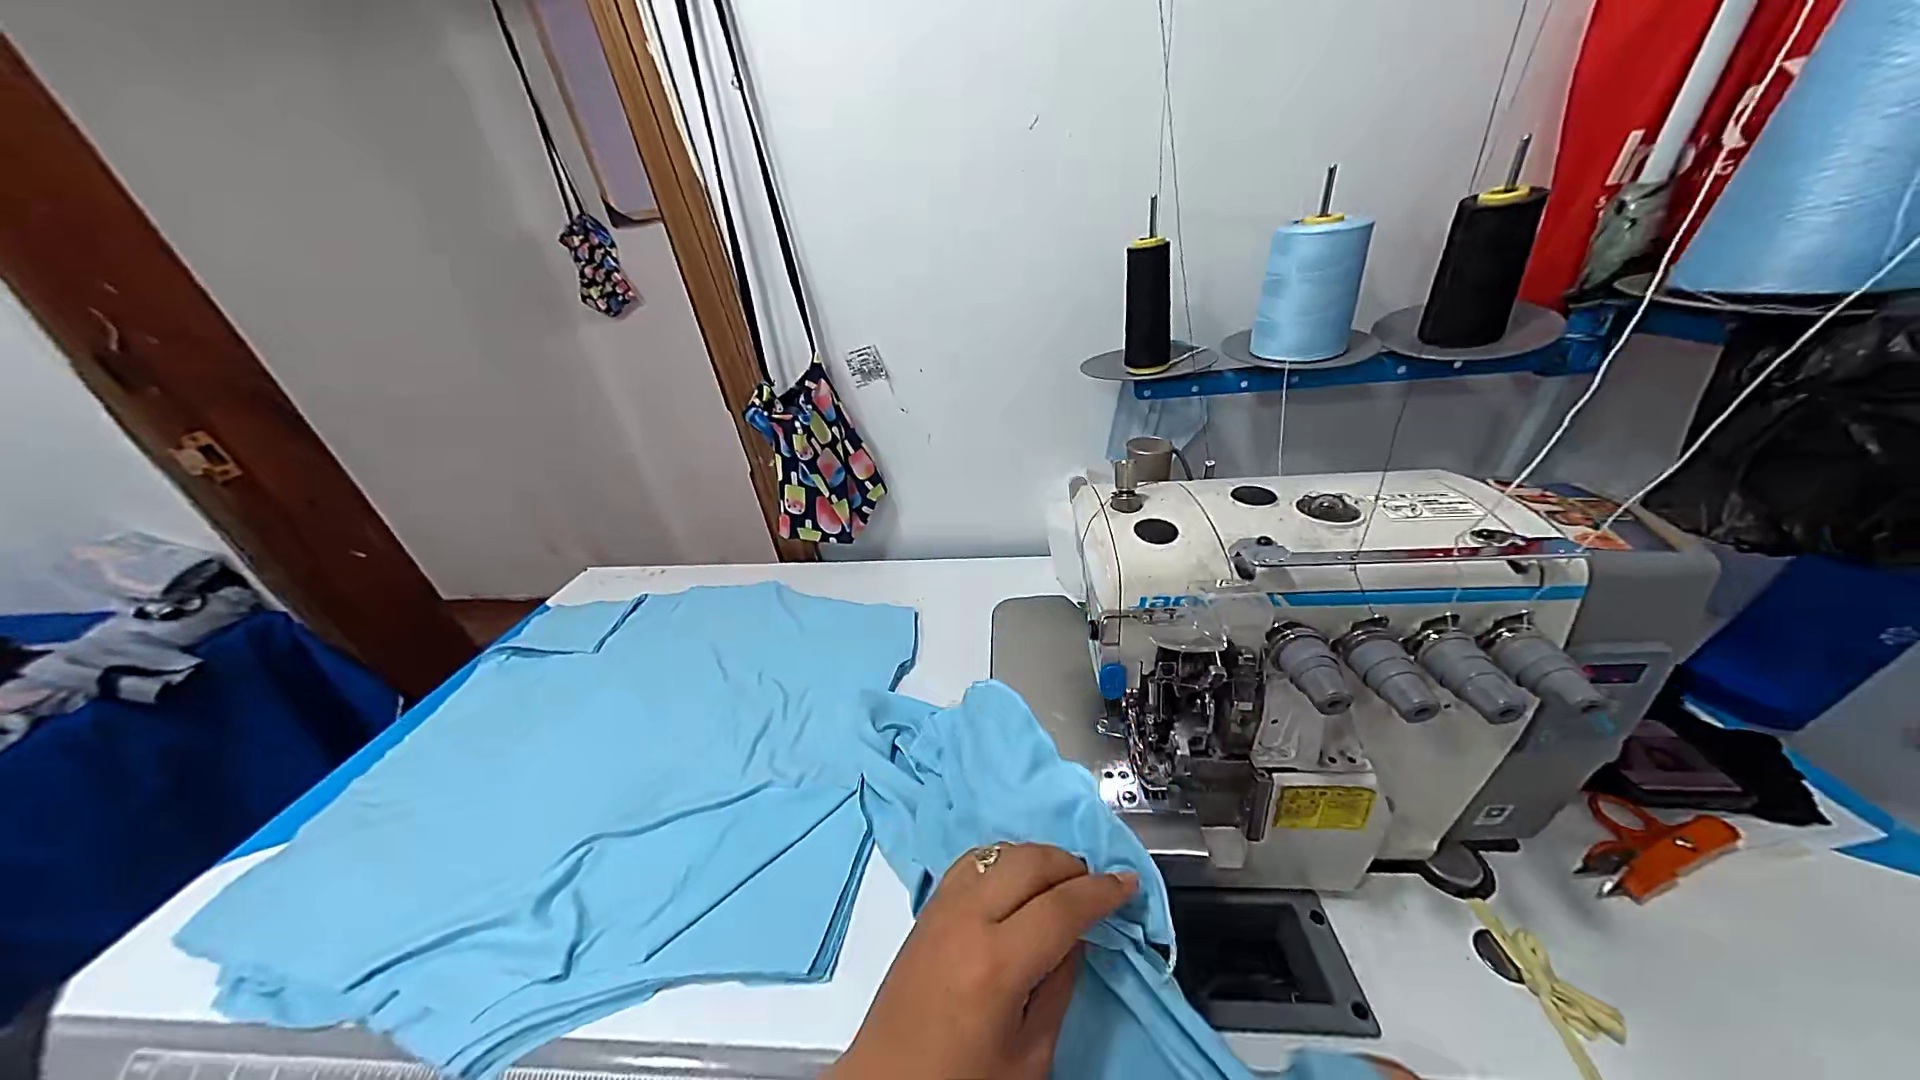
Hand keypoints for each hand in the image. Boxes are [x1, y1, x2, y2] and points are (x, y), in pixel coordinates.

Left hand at [825, 843, 1137, 1079]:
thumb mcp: (1029, 1053)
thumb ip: (1060, 984)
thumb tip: (1078, 935)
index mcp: (995, 964)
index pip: (1061, 906)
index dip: (1101, 891)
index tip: (1126, 884)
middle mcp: (965, 919)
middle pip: (1029, 862)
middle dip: (1071, 865)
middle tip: (1096, 885)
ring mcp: (940, 907)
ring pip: (1000, 851)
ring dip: (1037, 857)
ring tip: (1061, 881)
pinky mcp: (927, 907)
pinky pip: (972, 861)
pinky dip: (1004, 859)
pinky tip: (1017, 880)